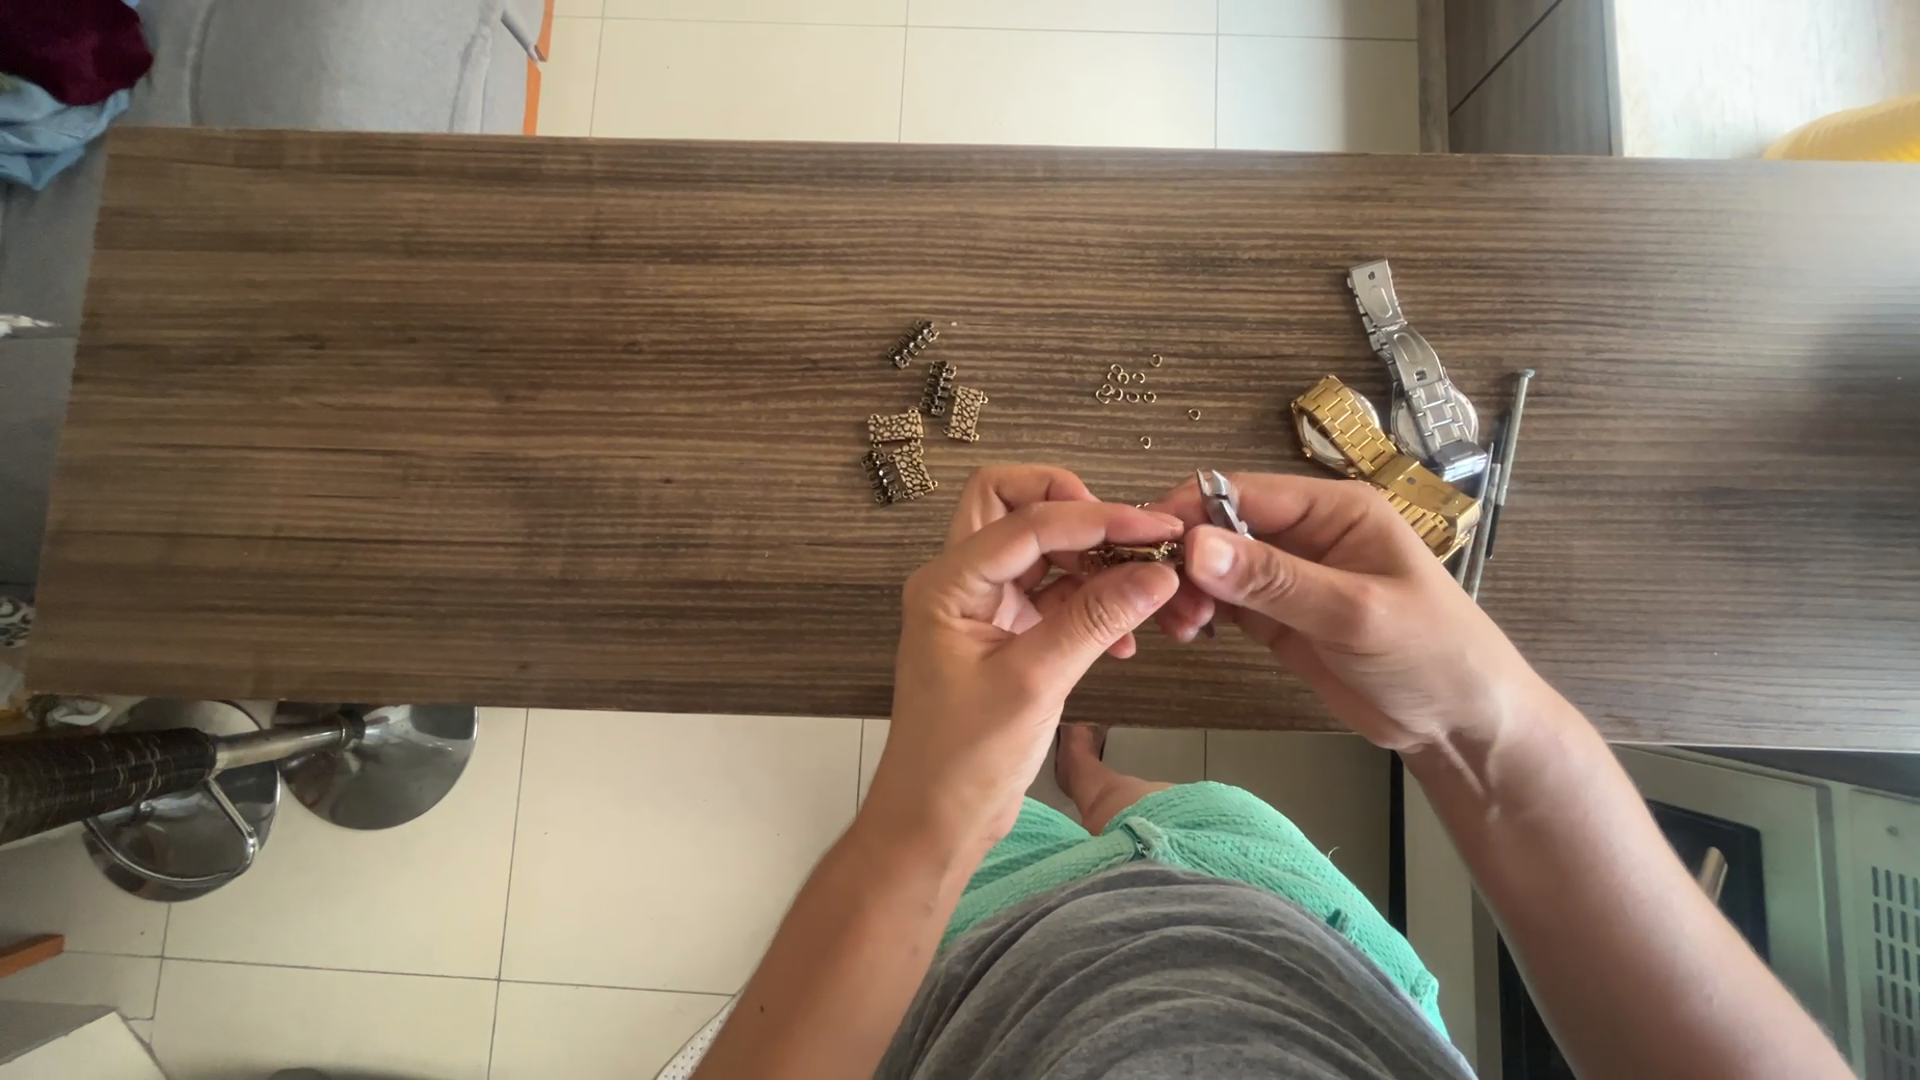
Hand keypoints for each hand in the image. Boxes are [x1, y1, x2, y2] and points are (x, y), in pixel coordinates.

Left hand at [865, 466, 1183, 850]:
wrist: (936, 820)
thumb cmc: (963, 760)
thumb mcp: (1034, 682)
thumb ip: (1095, 619)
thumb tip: (1157, 573)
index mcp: (949, 583)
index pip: (1028, 523)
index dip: (1097, 519)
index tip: (1156, 529)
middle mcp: (960, 582)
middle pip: (1012, 504)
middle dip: (1071, 507)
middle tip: (1128, 535)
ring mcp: (982, 606)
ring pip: (1037, 547)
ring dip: (1089, 557)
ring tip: (1142, 585)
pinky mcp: (1005, 632)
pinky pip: (1051, 593)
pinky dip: (1089, 600)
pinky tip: (1124, 634)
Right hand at [1147, 472, 1550, 752]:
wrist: (1460, 726)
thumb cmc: (1430, 655)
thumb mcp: (1353, 613)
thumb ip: (1272, 579)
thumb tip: (1193, 546)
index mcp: (1332, 509)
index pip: (1242, 491)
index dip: (1190, 511)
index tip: (1146, 546)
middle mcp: (1303, 533)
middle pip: (1218, 527)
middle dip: (1184, 558)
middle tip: (1163, 600)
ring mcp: (1286, 575)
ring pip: (1212, 566)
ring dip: (1187, 589)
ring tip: (1181, 625)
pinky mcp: (1274, 614)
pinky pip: (1221, 600)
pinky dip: (1198, 611)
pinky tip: (1190, 632)